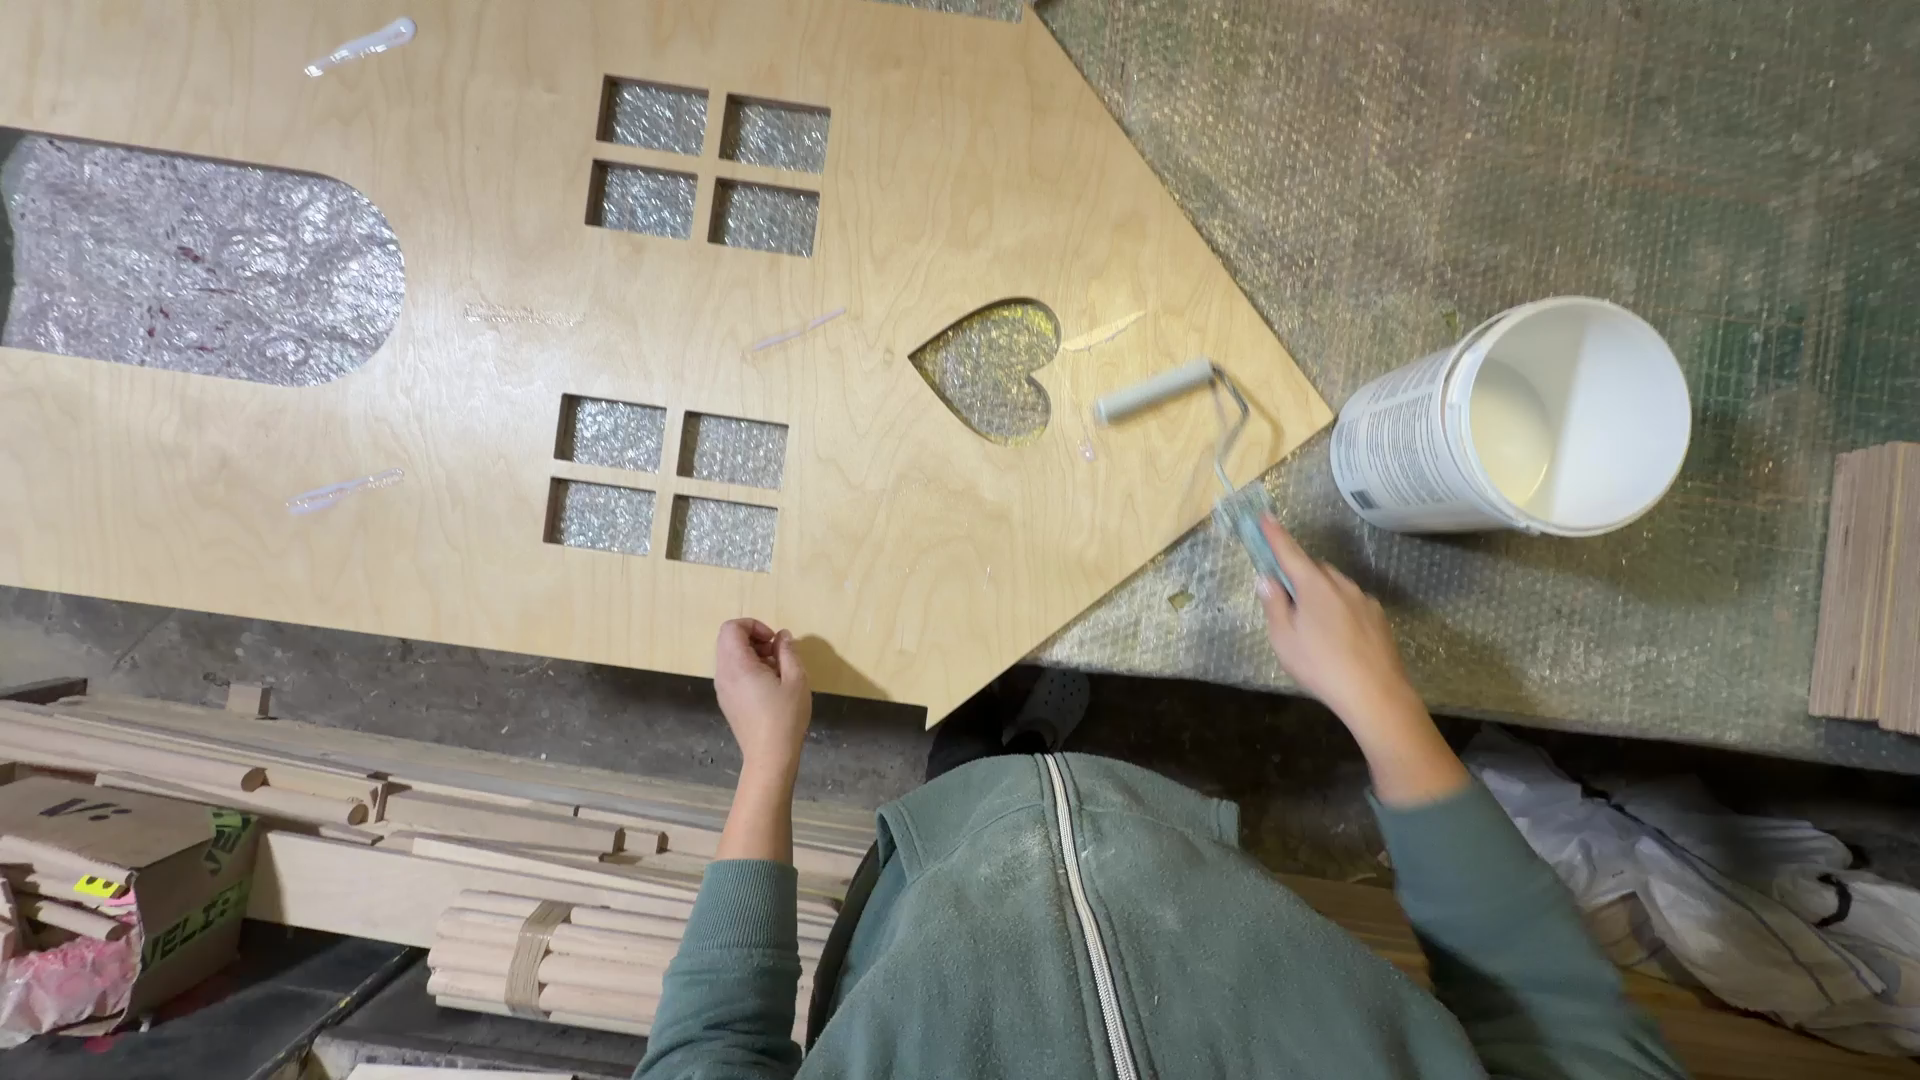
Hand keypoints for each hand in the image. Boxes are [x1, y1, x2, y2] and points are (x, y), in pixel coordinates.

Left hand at [713, 618, 811, 779]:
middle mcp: (723, 674)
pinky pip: (733, 672)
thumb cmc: (785, 716)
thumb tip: (782, 636)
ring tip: (777, 670)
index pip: (731, 628)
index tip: (774, 641)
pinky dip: (749, 668)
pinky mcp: (727, 700)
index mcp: (737, 665)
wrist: (770, 756)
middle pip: (729, 640)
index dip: (754, 625)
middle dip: (754, 638)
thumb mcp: (796, 679)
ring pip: (730, 656)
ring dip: (753, 654)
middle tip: (777, 654)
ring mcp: (723, 688)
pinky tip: (769, 685)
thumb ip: (788, 651)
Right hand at [1254, 519, 1468, 804]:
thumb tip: (1267, 579)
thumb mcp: (1284, 638)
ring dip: (1319, 593)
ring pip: (1334, 585)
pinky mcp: (1378, 617)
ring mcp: (1363, 600)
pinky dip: (1338, 608)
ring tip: (1311, 624)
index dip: (1274, 534)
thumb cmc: (1320, 665)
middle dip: (1298, 574)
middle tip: (1284, 596)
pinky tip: (1335, 636)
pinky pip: (1350, 602)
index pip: (1289, 552)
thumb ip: (1274, 604)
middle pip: (1314, 568)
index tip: (1264, 516)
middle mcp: (1340, 584)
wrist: (1375, 694)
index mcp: (1313, 585)